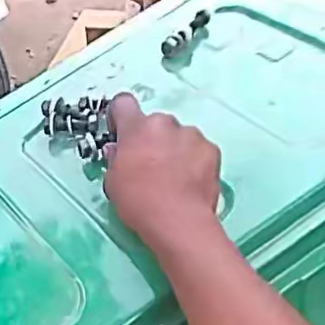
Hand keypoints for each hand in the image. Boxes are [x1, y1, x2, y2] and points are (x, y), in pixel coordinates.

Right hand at [103, 93, 223, 254]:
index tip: (122, 133)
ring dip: (174, 150)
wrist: (177, 221)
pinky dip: (194, 162)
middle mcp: (165, 123)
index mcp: (136, 128)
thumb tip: (117, 151)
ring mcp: (191, 135)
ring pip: (179, 136)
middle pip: (155, 124)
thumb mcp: (113, 182)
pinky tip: (188, 183)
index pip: (123, 104)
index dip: (121, 117)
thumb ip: (115, 159)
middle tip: (148, 167)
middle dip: (151, 140)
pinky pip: (198, 150)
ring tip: (171, 179)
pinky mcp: (211, 149)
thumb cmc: (140, 203)